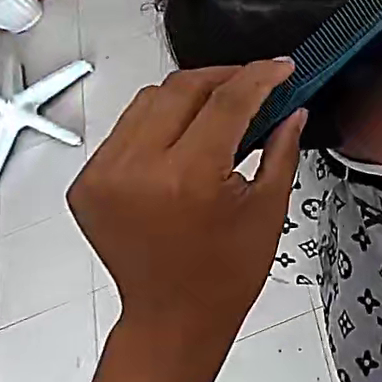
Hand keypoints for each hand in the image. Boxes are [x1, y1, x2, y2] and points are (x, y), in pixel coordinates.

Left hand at [68, 61, 305, 381]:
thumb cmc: (226, 273)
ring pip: (148, 101)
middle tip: (258, 81)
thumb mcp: (269, 207)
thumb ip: (281, 149)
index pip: (226, 102)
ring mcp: (103, 175)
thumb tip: (293, 111)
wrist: (176, 315)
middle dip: (225, 77)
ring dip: (191, 95)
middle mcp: (136, 170)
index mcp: (189, 178)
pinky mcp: (87, 183)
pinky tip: (190, 135)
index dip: (260, 77)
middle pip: (181, 89)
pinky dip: (162, 122)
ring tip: (225, 106)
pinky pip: (127, 130)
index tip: (281, 67)